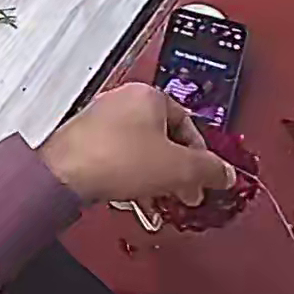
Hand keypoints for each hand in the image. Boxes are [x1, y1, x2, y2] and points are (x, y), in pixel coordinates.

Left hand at [37, 83, 234, 204]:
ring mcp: (102, 116)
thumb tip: (225, 173)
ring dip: (154, 173)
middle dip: (178, 167)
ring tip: (158, 198)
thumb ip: (208, 169)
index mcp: (148, 95)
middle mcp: (123, 99)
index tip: (205, 176)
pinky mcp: (86, 136)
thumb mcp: (179, 168)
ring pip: (140, 146)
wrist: (67, 173)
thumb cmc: (117, 159)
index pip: (187, 122)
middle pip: (163, 135)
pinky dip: (131, 173)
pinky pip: (118, 154)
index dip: (200, 154)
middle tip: (185, 191)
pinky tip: (133, 195)